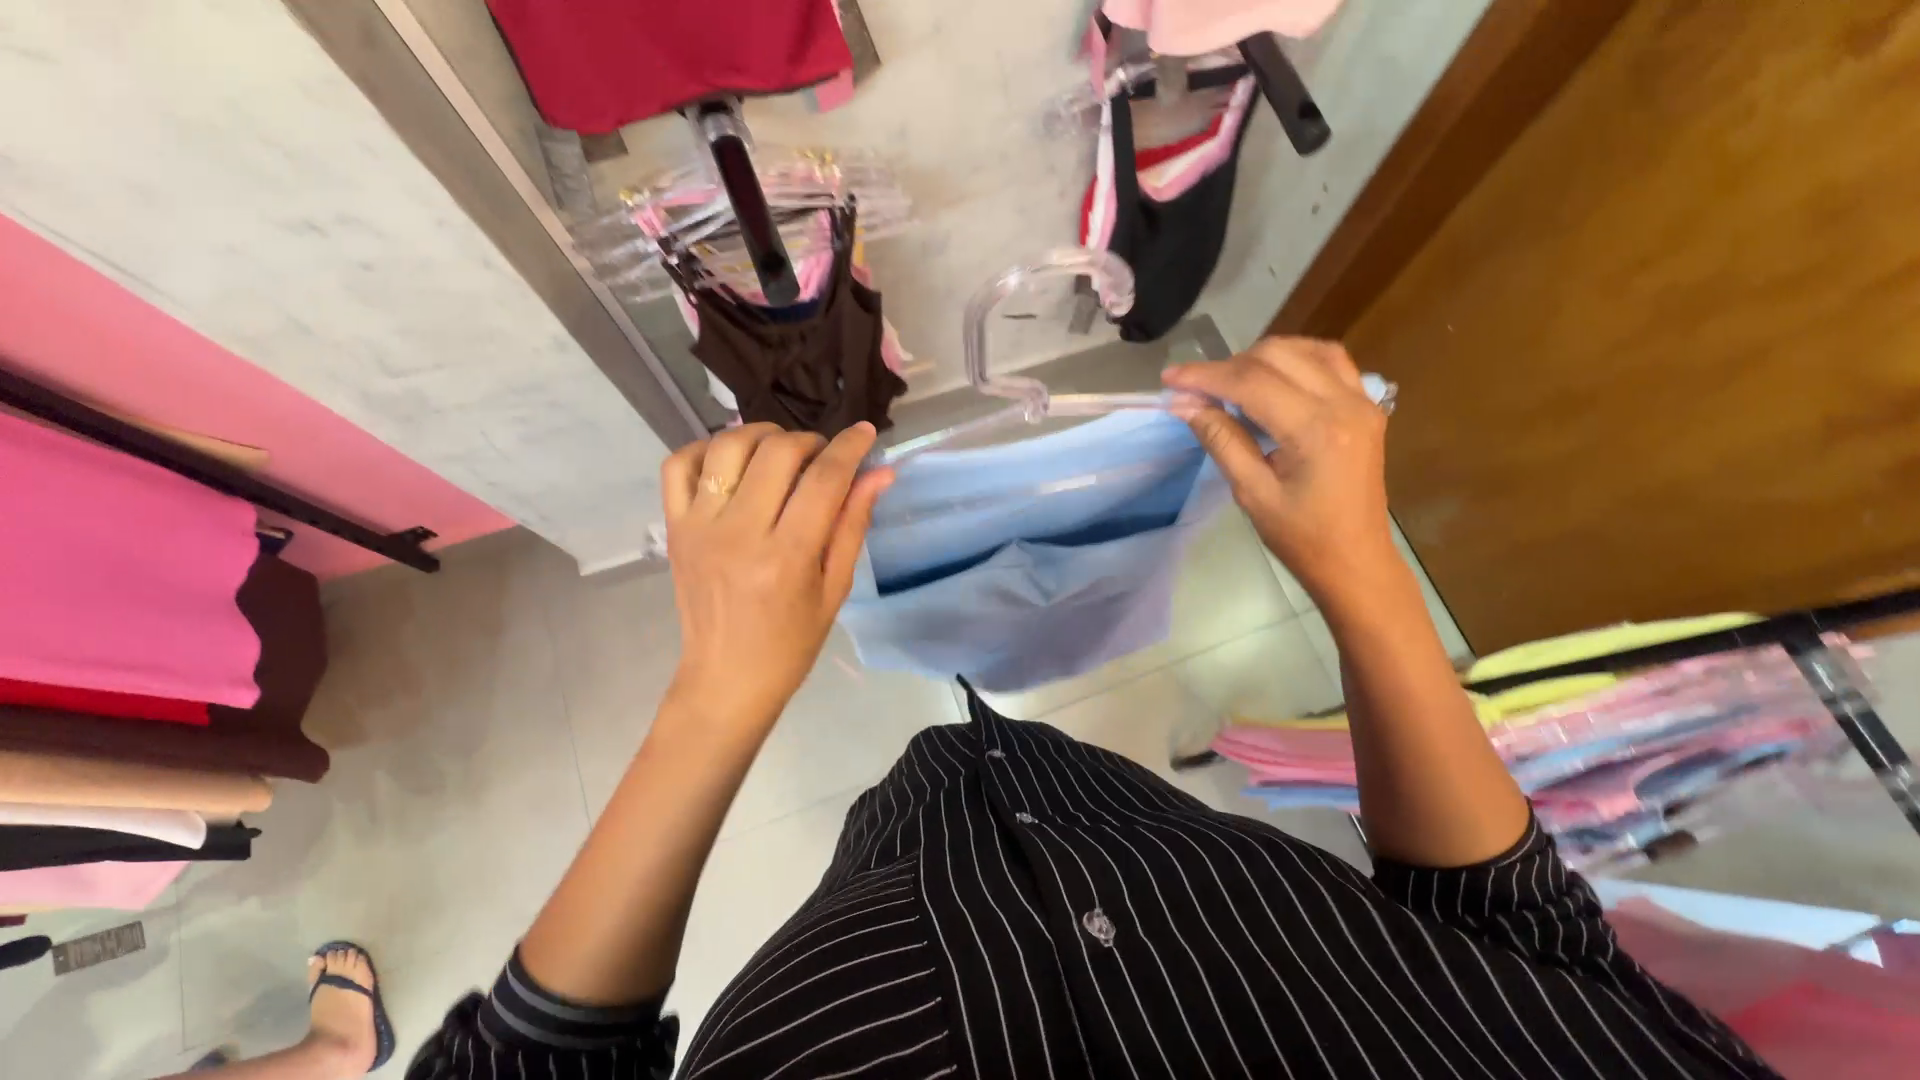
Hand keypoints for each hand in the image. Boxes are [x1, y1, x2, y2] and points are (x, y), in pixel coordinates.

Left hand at [660, 422, 893, 728]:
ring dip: (762, 436)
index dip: (849, 447)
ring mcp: (699, 527)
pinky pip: (679, 465)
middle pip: (777, 451)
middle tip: (823, 457)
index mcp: (786, 556)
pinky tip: (733, 462)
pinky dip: (707, 449)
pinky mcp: (674, 527)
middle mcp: (739, 533)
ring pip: (728, 446)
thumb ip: (853, 524)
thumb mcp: (835, 589)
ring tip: (781, 453)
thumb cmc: (791, 643)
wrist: (726, 678)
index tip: (864, 433)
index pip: (823, 479)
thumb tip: (879, 472)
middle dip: (810, 440)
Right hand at [1163, 337, 1396, 603]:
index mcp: (1315, 431)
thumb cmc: (1301, 537)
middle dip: (1229, 365)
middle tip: (1198, 389)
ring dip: (1263, 357)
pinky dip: (1296, 359)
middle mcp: (1344, 404)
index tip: (1170, 379)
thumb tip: (1184, 403)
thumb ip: (1221, 439)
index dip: (1205, 376)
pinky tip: (1273, 376)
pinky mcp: (1366, 406)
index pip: (1251, 383)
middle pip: (1277, 355)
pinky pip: (1331, 361)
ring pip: (1305, 349)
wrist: (1356, 561)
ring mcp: (1362, 401)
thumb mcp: (1252, 493)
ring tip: (1232, 382)